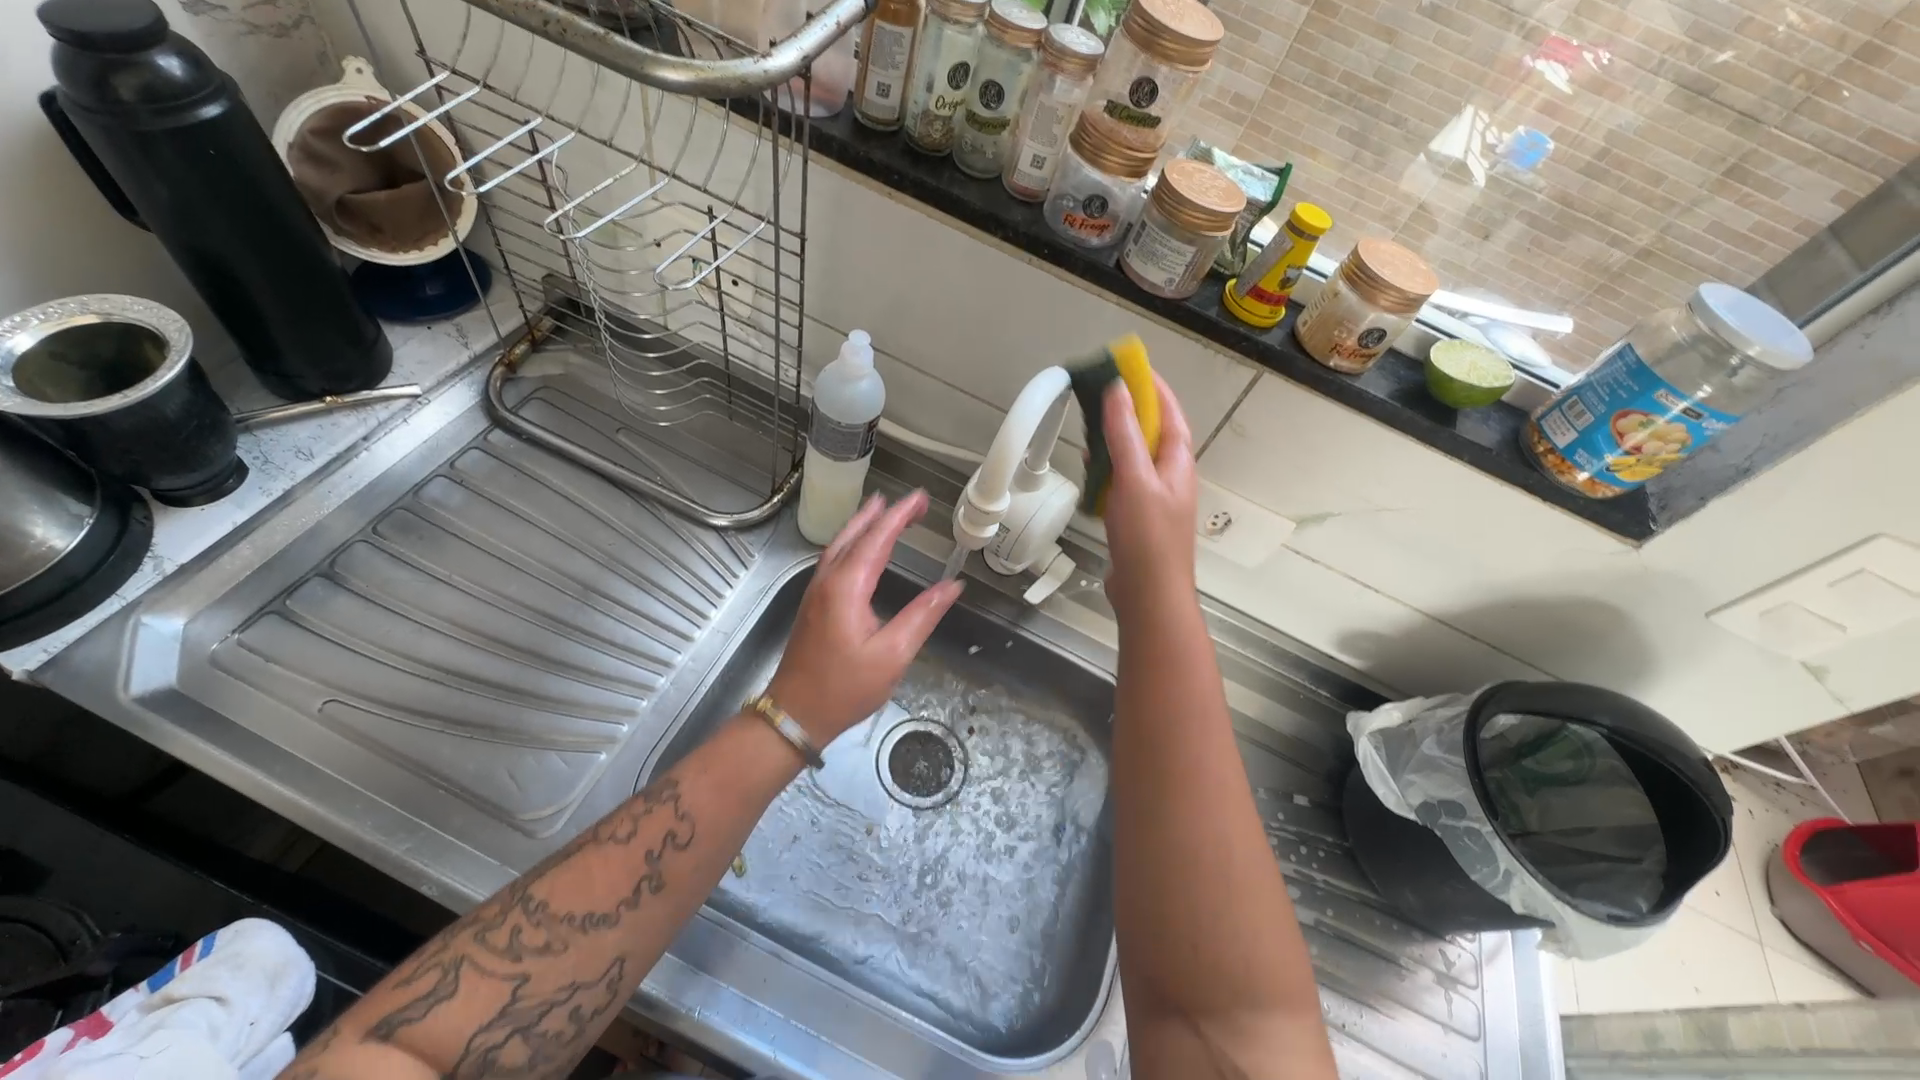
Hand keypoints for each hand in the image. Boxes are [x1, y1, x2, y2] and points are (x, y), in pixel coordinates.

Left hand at [768, 491, 963, 743]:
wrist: (795, 714)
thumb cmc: (844, 689)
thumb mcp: (892, 655)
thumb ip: (922, 616)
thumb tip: (952, 586)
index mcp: (847, 588)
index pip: (877, 539)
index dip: (900, 516)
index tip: (921, 499)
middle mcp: (827, 581)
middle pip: (855, 534)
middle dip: (883, 514)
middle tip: (912, 502)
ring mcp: (815, 592)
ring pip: (839, 545)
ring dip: (864, 524)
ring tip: (884, 510)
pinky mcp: (812, 604)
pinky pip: (833, 559)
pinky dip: (851, 542)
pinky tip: (860, 547)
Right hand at [1101, 373, 1197, 621]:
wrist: (1148, 594)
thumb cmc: (1147, 537)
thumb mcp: (1134, 479)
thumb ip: (1125, 435)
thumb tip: (1118, 391)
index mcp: (1177, 462)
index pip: (1169, 413)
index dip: (1152, 388)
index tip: (1130, 366)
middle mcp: (1169, 476)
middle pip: (1151, 433)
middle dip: (1129, 410)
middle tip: (1101, 393)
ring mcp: (1153, 498)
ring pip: (1134, 457)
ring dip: (1115, 439)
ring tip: (1090, 425)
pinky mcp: (1136, 517)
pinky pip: (1122, 481)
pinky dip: (1107, 469)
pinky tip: (1090, 468)